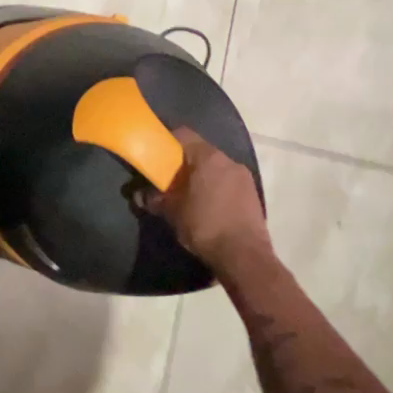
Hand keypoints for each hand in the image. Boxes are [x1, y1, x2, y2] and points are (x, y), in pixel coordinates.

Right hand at [151, 128, 272, 281]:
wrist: (245, 257)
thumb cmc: (205, 226)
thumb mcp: (172, 212)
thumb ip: (154, 199)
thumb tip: (139, 195)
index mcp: (208, 157)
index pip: (183, 134)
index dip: (167, 142)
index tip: (156, 154)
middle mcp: (229, 160)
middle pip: (200, 152)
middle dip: (184, 163)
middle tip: (169, 179)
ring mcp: (244, 177)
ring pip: (216, 168)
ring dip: (202, 177)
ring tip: (189, 196)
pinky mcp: (253, 195)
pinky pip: (228, 182)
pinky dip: (216, 188)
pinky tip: (208, 207)